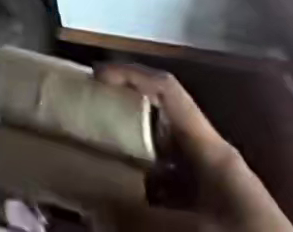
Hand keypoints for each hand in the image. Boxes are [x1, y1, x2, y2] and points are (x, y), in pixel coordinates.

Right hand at [96, 65, 292, 231]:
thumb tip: (91, 206)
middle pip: (154, 124)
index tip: (92, 80)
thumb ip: (139, 217)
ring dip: (124, 165)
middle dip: (117, 123)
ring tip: (89, 170)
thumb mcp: (195, 230)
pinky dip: (138, 198)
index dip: (129, 75)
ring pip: (155, 162)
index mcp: (211, 150)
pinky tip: (116, 211)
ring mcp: (210, 192)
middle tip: (81, 127)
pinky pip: (164, 195)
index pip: (167, 89)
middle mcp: (208, 162)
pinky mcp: (207, 218)